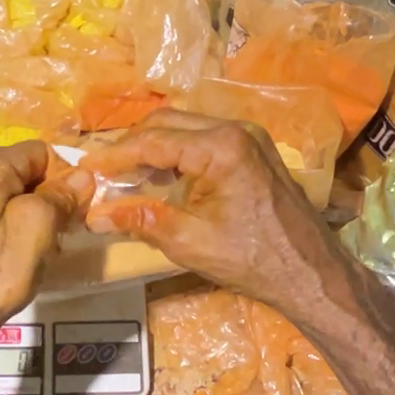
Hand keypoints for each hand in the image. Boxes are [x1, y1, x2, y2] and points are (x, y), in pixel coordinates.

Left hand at [0, 141, 89, 351]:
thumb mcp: (40, 227)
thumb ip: (61, 195)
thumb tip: (82, 175)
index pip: (41, 152)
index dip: (65, 178)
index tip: (76, 210)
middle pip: (22, 172)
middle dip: (47, 197)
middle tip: (60, 233)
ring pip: (7, 195)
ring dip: (29, 215)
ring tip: (38, 250)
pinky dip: (7, 228)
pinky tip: (11, 257)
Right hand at [81, 110, 355, 316]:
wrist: (310, 272)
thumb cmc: (251, 260)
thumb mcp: (189, 241)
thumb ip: (140, 219)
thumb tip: (95, 214)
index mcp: (221, 147)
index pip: (153, 140)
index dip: (114, 155)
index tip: (85, 167)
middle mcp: (235, 129)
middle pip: (167, 122)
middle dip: (131, 145)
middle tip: (103, 171)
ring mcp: (249, 136)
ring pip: (185, 125)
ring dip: (153, 145)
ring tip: (126, 173)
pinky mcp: (254, 149)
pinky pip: (204, 136)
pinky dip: (177, 149)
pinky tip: (161, 173)